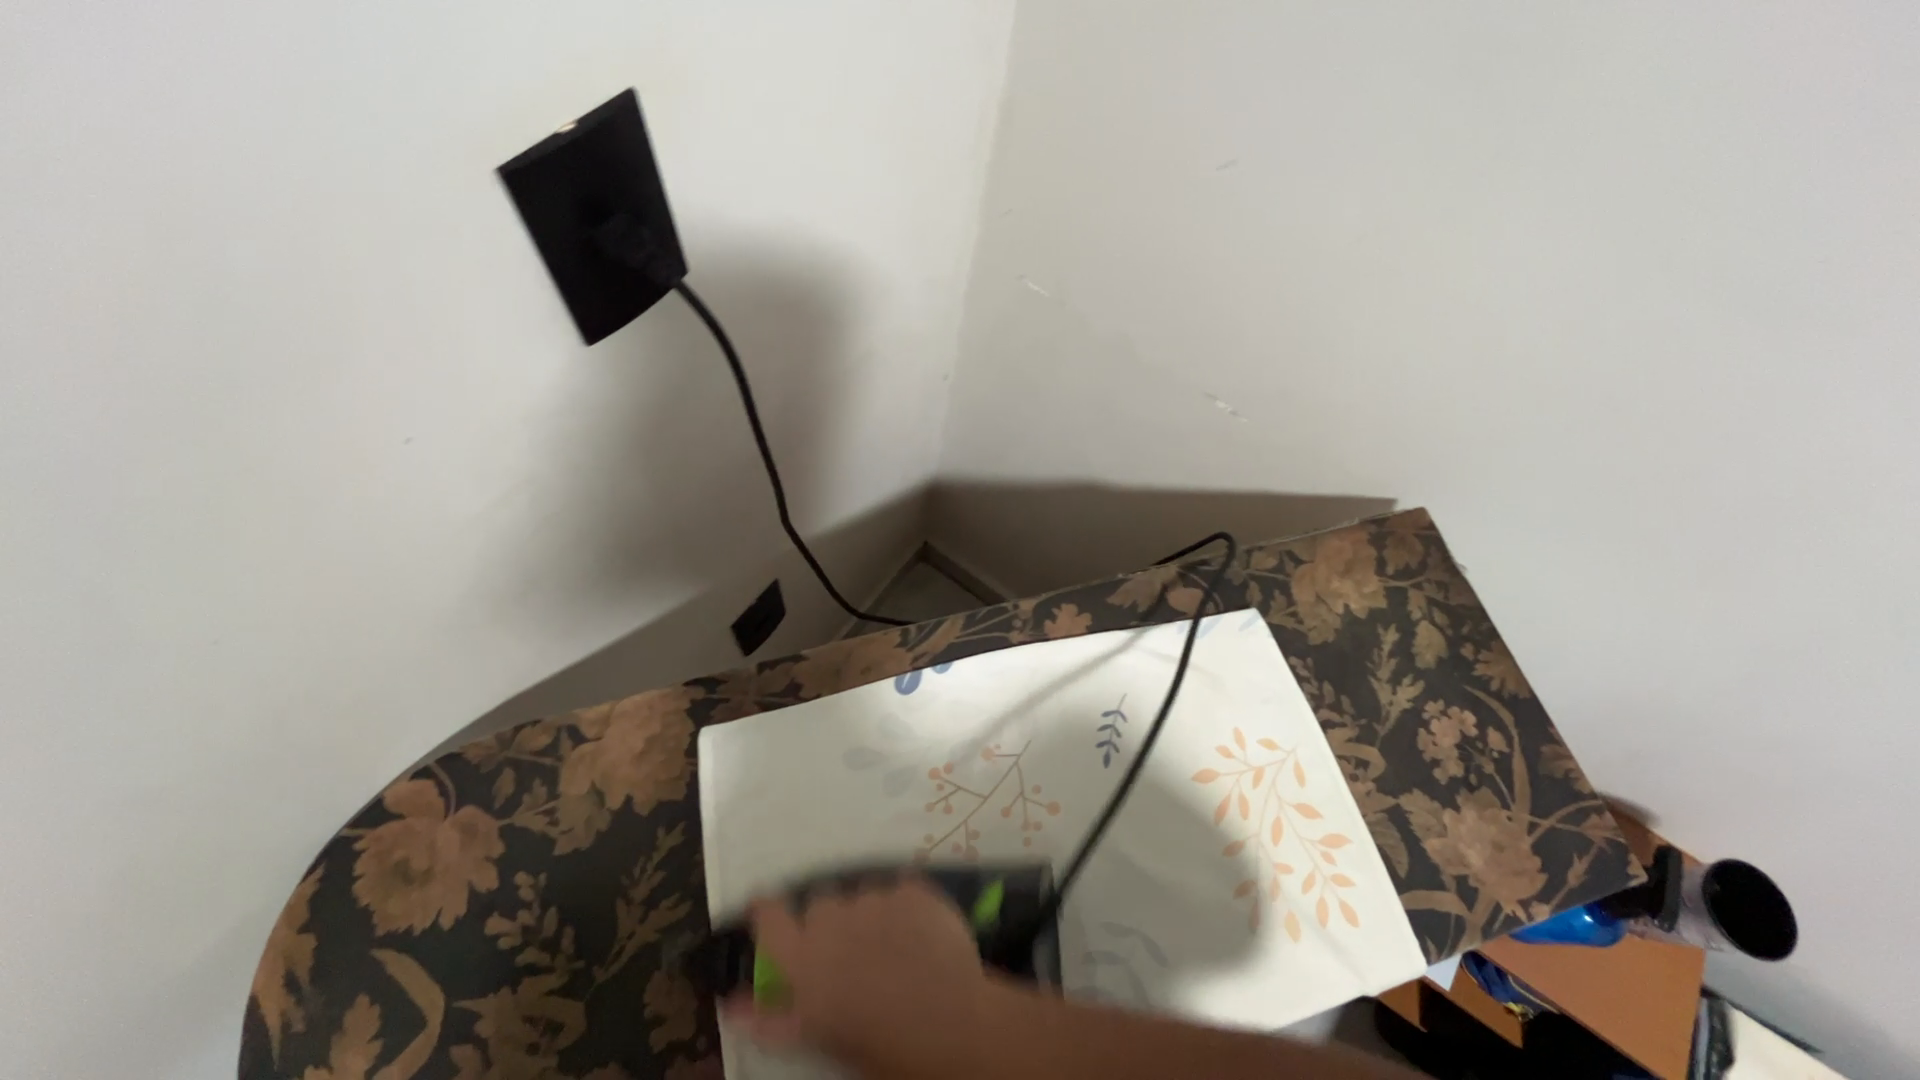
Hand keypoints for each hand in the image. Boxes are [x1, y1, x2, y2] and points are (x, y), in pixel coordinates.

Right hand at [723, 875, 1008, 1076]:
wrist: (946, 1022)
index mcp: (802, 957)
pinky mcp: (912, 889)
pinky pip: (901, 889)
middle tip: (849, 955)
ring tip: (892, 948)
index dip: (766, 911)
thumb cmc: (877, 1042)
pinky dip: (906, 907)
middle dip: (830, 923)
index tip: (767, 913)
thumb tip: (733, 1006)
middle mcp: (832, 918)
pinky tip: (920, 935)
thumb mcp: (818, 1036)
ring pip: (863, 895)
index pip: (768, 916)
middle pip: (819, 904)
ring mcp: (874, 898)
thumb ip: (773, 1018)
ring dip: (870, 915)